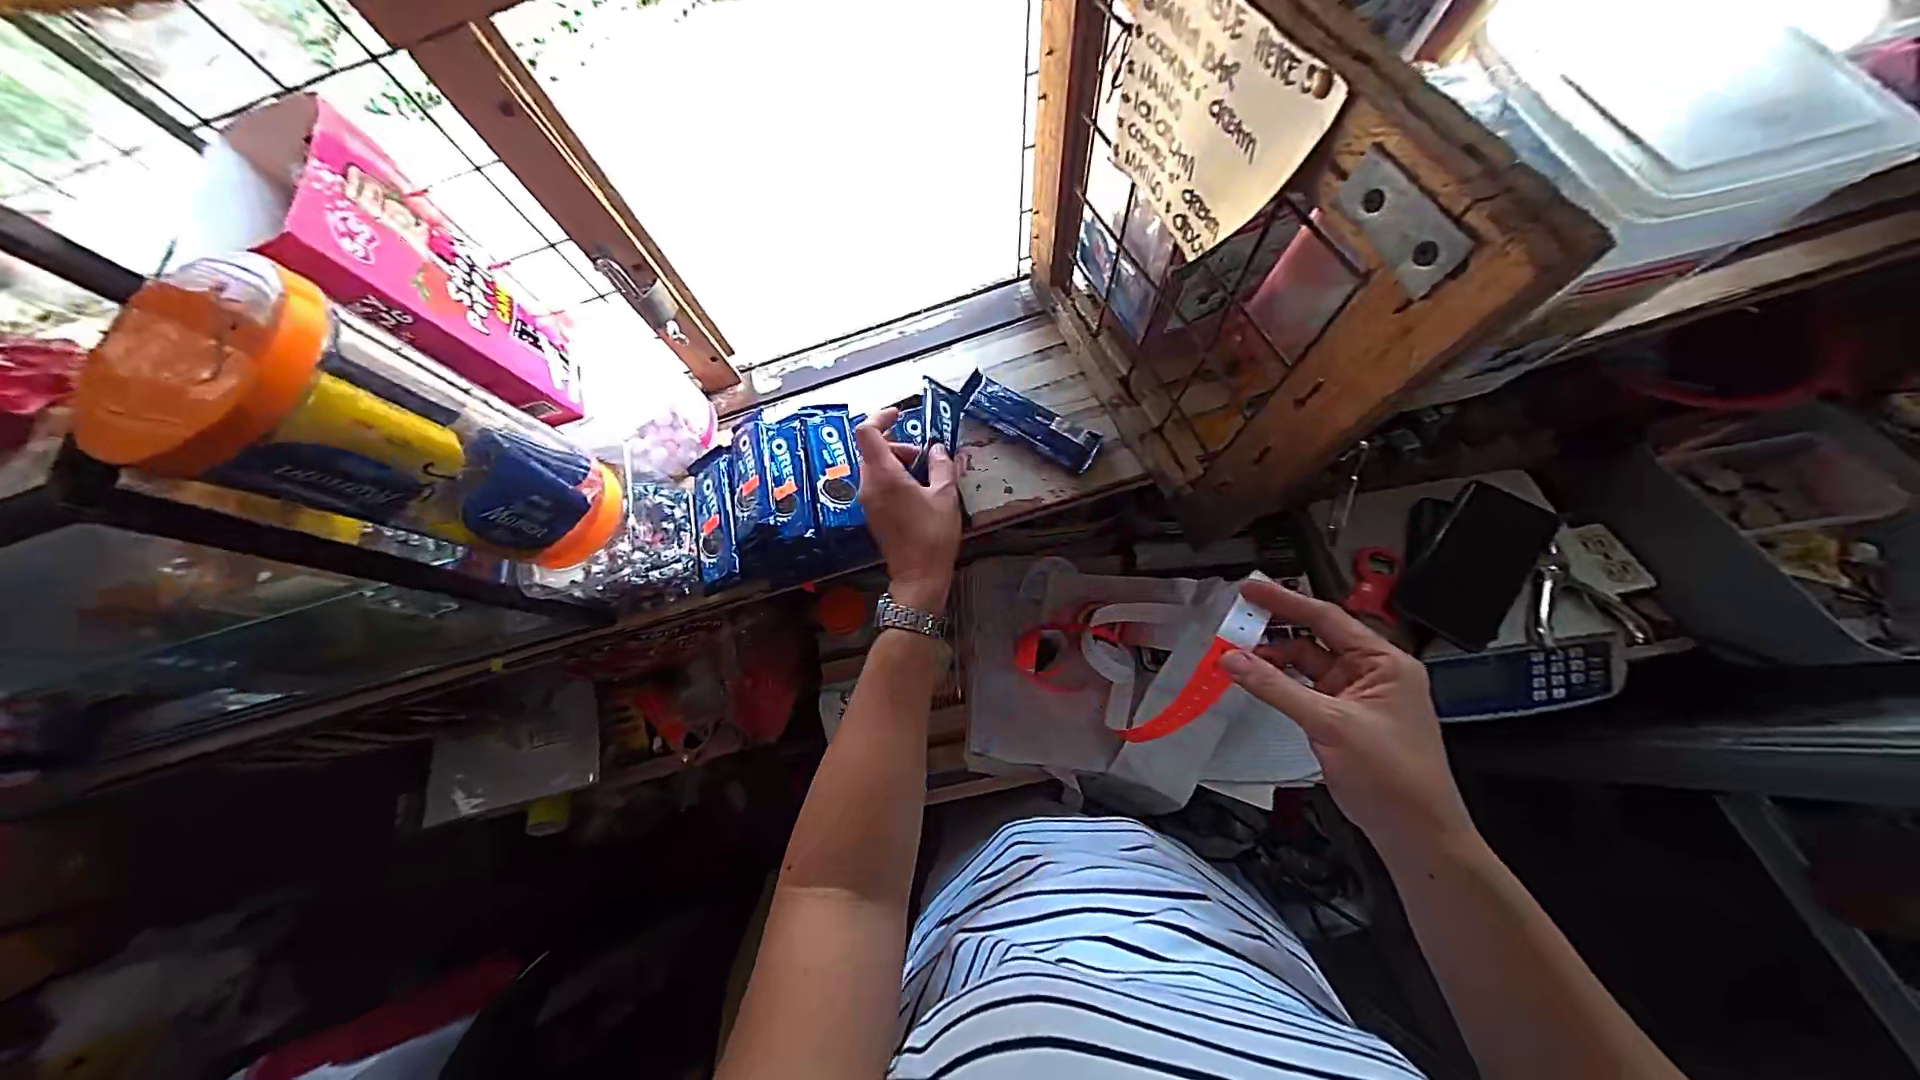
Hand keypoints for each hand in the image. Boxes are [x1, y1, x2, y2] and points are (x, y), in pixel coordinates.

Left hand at [854, 407, 961, 612]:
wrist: (919, 576)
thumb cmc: (933, 536)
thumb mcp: (946, 496)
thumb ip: (942, 465)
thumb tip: (938, 449)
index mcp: (884, 476)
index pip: (867, 432)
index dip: (881, 417)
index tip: (899, 414)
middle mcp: (868, 486)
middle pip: (873, 450)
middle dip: (898, 445)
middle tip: (925, 457)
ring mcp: (867, 501)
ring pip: (875, 467)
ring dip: (898, 463)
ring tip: (925, 476)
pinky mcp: (872, 514)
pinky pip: (877, 485)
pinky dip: (894, 478)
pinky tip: (917, 492)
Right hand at [1218, 580, 1474, 855]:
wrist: (1415, 832)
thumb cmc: (1396, 778)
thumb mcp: (1330, 724)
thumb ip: (1276, 688)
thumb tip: (1234, 660)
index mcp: (1384, 663)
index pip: (1327, 618)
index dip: (1285, 601)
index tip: (1252, 589)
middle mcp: (1371, 673)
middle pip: (1314, 636)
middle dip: (1275, 627)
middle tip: (1238, 618)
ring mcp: (1354, 694)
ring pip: (1305, 662)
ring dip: (1272, 657)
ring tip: (1237, 652)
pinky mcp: (1340, 715)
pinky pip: (1303, 686)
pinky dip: (1278, 681)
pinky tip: (1255, 678)